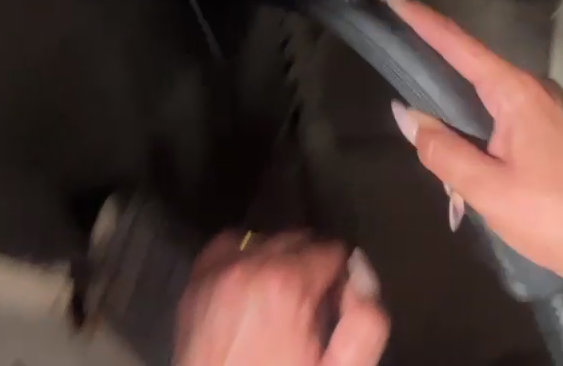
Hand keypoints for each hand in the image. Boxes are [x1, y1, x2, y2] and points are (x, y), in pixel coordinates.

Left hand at [175, 231, 388, 365]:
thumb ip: (364, 322)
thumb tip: (361, 273)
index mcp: (288, 284)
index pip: (332, 251)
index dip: (339, 278)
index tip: (335, 303)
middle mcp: (251, 263)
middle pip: (299, 240)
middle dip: (311, 266)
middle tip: (310, 307)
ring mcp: (220, 267)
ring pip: (266, 239)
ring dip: (279, 260)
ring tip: (280, 301)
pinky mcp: (198, 276)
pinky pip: (231, 243)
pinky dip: (245, 256)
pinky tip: (251, 284)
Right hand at [384, 0, 562, 294]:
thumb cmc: (558, 218)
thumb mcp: (489, 190)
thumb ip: (442, 150)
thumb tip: (406, 114)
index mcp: (516, 91)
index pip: (457, 43)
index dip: (419, 18)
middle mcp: (535, 89)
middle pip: (471, 68)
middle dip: (434, 75)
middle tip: (397, 73)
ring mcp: (552, 110)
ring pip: (490, 101)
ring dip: (460, 120)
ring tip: (439, 154)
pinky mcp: (560, 133)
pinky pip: (508, 118)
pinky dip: (482, 133)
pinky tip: (474, 167)